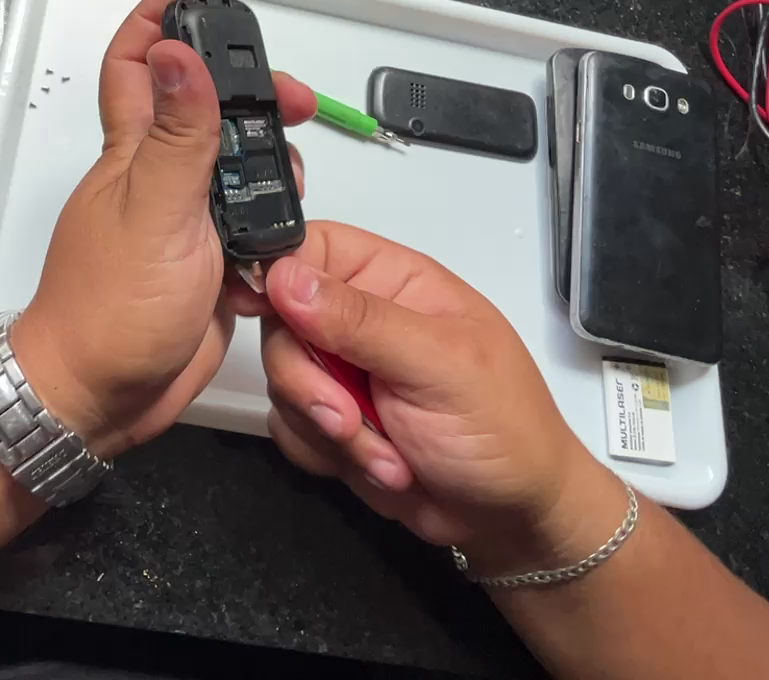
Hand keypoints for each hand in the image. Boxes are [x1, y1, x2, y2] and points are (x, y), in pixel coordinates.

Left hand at [10, 0, 313, 458]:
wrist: (104, 397)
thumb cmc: (112, 306)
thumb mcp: (153, 213)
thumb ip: (174, 136)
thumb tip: (174, 51)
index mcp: (132, 153)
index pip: (135, 64)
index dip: (158, 18)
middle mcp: (155, 176)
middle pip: (201, 108)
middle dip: (246, 92)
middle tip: (294, 99)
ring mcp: (181, 219)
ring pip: (231, 166)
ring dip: (268, 162)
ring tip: (297, 178)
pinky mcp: (205, 260)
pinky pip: (245, 222)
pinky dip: (270, 218)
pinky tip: (287, 233)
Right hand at [250, 222, 629, 577]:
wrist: (512, 521)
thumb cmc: (504, 430)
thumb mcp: (441, 366)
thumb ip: (361, 320)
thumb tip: (283, 276)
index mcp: (388, 280)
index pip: (308, 247)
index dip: (273, 271)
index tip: (257, 306)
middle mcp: (354, 317)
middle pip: (279, 320)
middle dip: (306, 379)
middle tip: (347, 417)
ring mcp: (337, 367)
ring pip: (280, 377)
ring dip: (325, 427)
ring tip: (388, 454)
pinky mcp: (325, 414)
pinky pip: (285, 423)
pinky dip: (323, 451)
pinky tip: (376, 463)